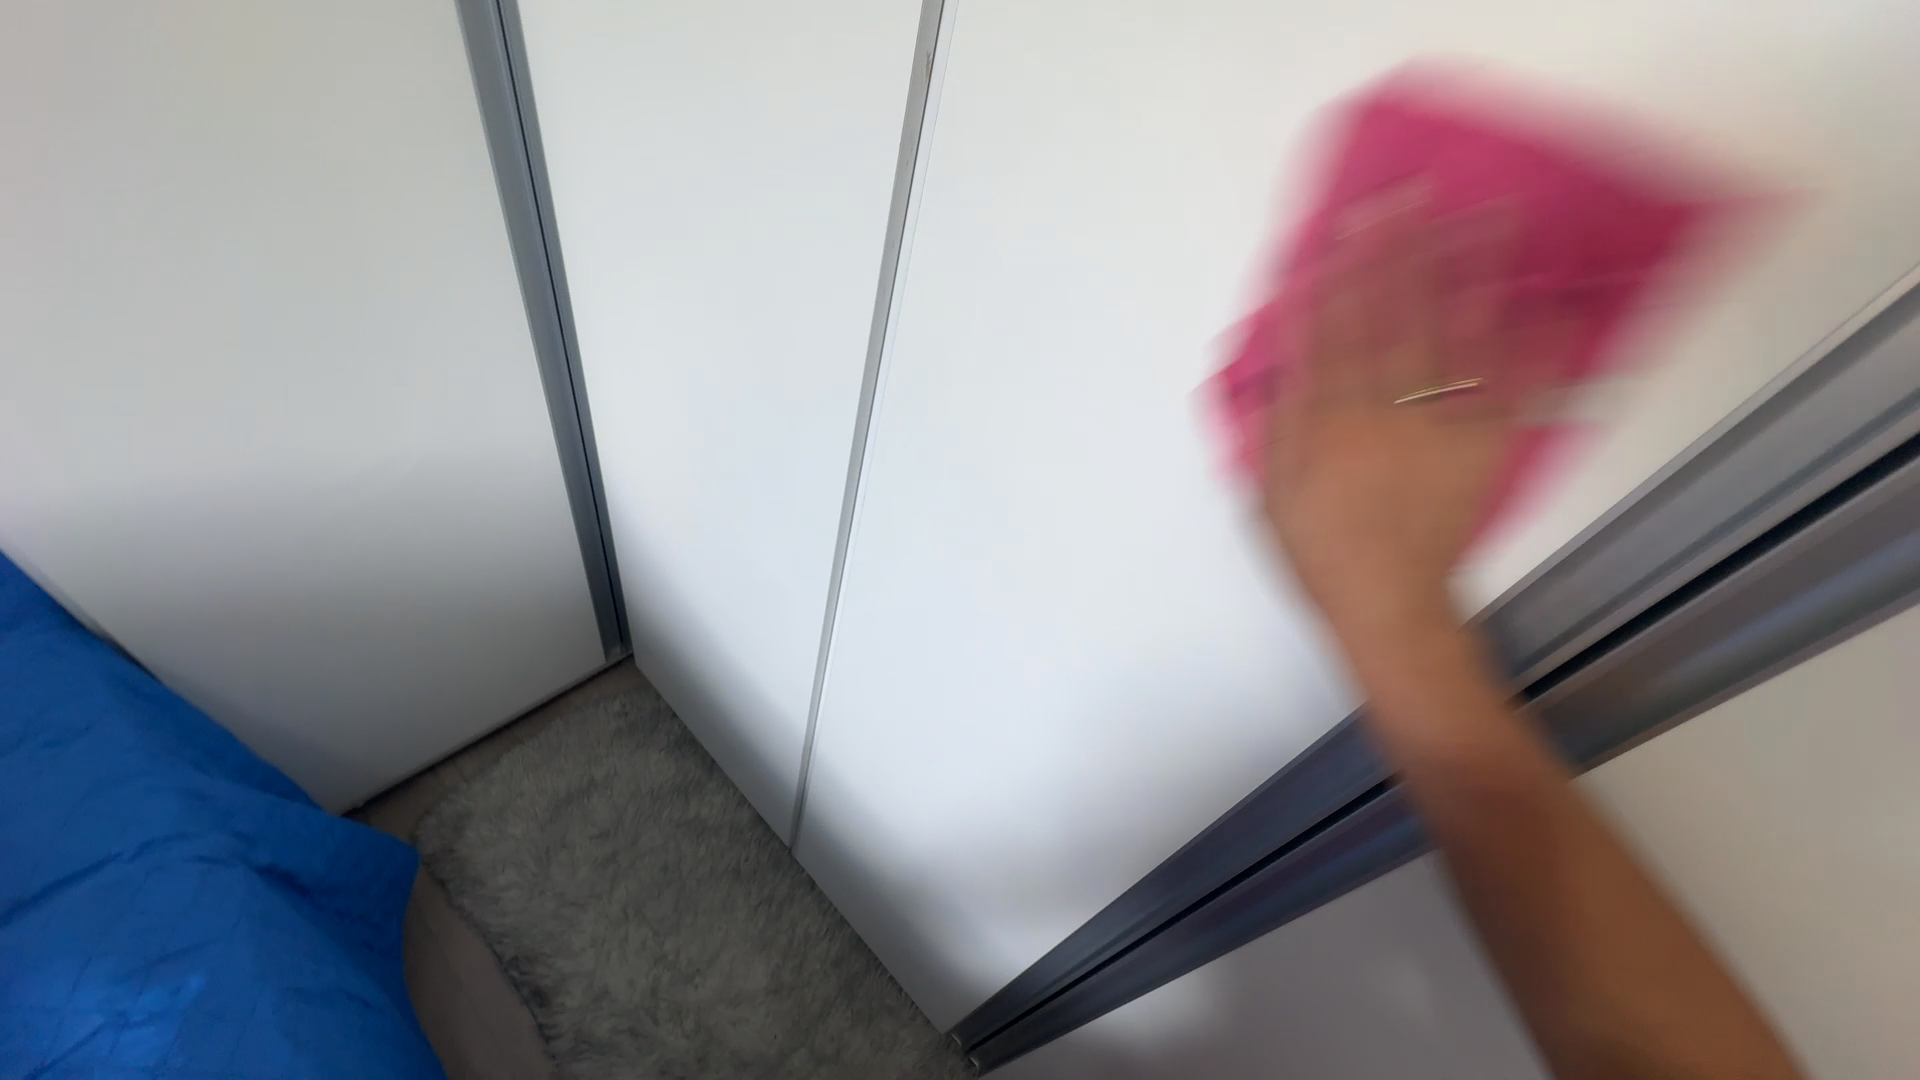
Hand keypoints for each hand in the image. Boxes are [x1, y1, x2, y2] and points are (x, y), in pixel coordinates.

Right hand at [1262, 187, 1535, 647]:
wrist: (1387, 605)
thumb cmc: (1319, 554)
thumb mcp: (1269, 497)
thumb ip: (1271, 432)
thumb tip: (1277, 373)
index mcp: (1323, 427)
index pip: (1327, 337)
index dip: (1334, 278)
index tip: (1342, 229)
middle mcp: (1380, 416)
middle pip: (1388, 321)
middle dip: (1396, 254)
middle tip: (1408, 197)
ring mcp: (1437, 428)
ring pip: (1451, 338)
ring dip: (1466, 274)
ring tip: (1480, 218)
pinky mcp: (1483, 448)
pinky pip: (1512, 388)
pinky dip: (1532, 341)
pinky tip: (1545, 296)